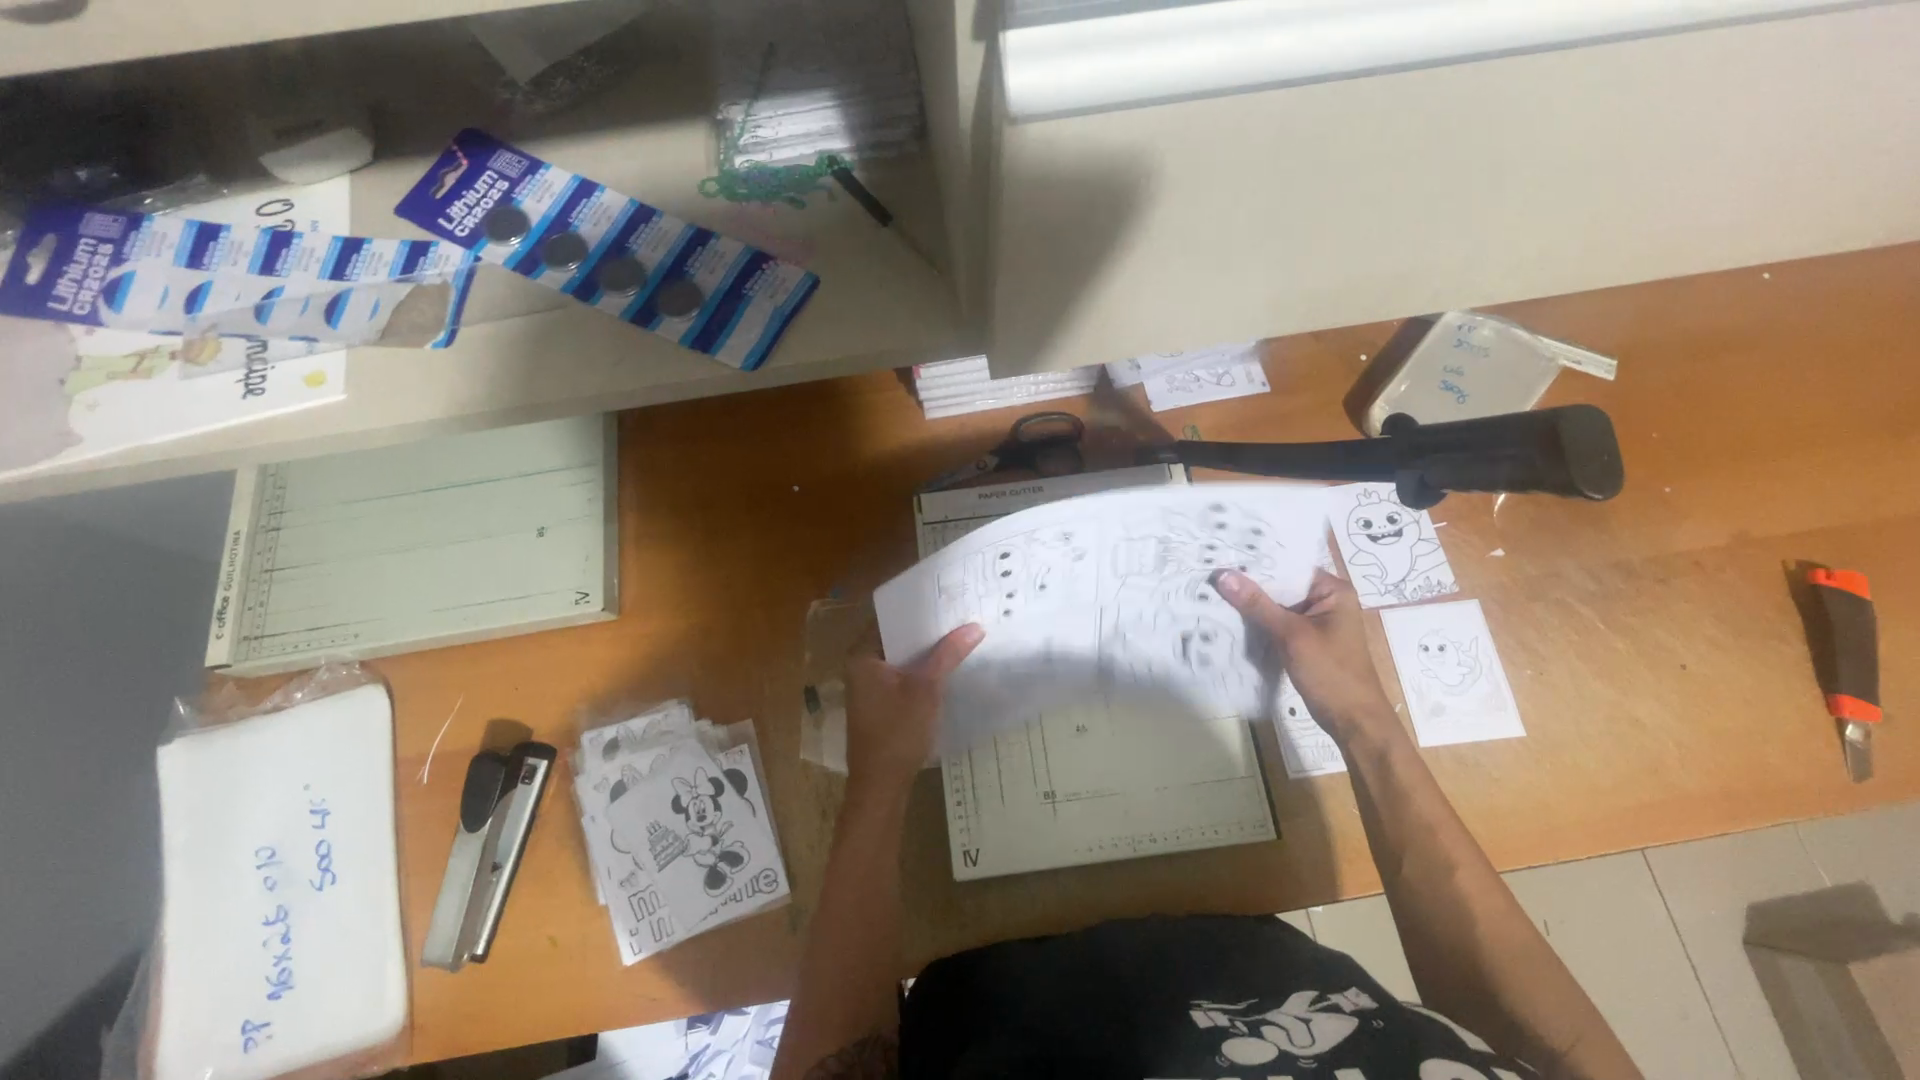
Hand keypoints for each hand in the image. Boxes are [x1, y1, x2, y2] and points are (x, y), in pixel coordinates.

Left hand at [843, 623, 983, 795]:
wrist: (881, 785)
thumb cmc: (897, 732)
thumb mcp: (926, 689)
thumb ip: (948, 654)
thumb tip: (974, 626)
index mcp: (862, 655)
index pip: (890, 618)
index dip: (918, 608)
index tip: (947, 598)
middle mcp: (860, 666)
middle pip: (897, 638)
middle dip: (927, 631)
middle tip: (960, 615)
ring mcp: (869, 687)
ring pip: (902, 659)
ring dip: (926, 652)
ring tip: (960, 636)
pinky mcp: (880, 704)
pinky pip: (902, 676)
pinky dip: (921, 671)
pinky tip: (947, 668)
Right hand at [1212, 569, 1398, 743]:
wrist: (1352, 720)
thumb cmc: (1330, 672)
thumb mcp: (1291, 635)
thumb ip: (1257, 604)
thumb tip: (1224, 575)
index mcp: (1333, 591)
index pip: (1289, 567)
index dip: (1257, 563)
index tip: (1223, 557)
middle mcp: (1326, 601)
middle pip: (1281, 586)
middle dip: (1250, 585)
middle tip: (1211, 575)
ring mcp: (1315, 623)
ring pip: (1276, 607)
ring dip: (1251, 606)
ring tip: (1213, 594)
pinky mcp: (1305, 641)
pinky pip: (1277, 625)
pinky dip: (1258, 624)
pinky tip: (1229, 620)